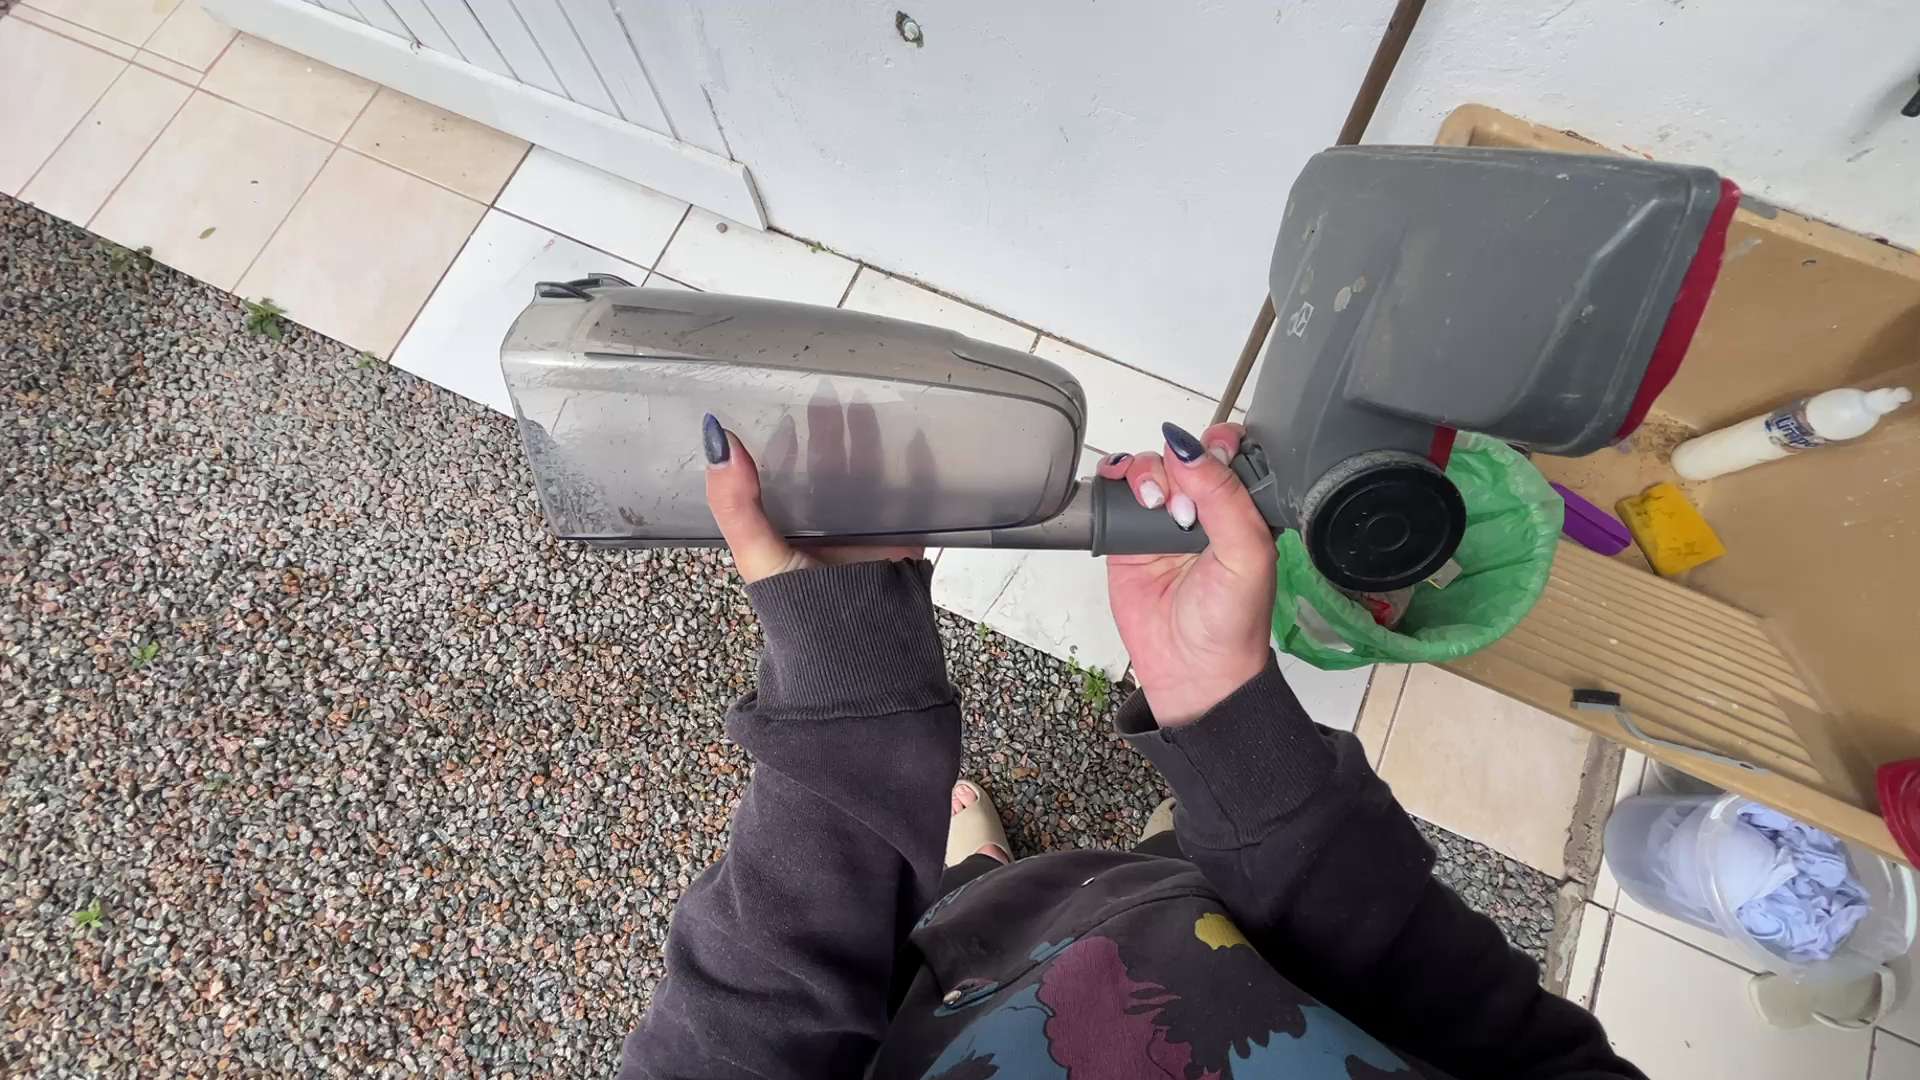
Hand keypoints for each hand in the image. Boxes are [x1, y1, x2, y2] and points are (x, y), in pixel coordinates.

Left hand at [702, 414, 922, 583]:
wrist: (853, 642)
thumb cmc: (799, 604)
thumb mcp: (755, 551)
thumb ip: (734, 501)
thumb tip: (717, 439)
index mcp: (791, 523)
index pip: (789, 472)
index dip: (787, 442)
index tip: (785, 410)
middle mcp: (828, 521)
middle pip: (833, 465)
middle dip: (831, 431)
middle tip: (828, 395)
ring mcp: (867, 526)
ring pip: (871, 472)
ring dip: (870, 440)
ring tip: (866, 408)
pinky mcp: (902, 533)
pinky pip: (913, 492)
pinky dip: (917, 466)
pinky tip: (914, 440)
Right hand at [1098, 422, 1276, 725]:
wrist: (1190, 671)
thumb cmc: (1230, 624)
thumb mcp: (1245, 556)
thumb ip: (1225, 498)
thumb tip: (1188, 451)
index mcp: (1241, 510)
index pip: (1229, 454)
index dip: (1215, 446)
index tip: (1208, 462)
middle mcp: (1202, 510)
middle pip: (1182, 454)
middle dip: (1177, 465)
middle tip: (1181, 507)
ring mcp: (1160, 522)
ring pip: (1148, 467)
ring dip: (1145, 472)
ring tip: (1151, 505)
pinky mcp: (1125, 537)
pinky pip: (1114, 494)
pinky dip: (1112, 479)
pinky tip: (1118, 486)